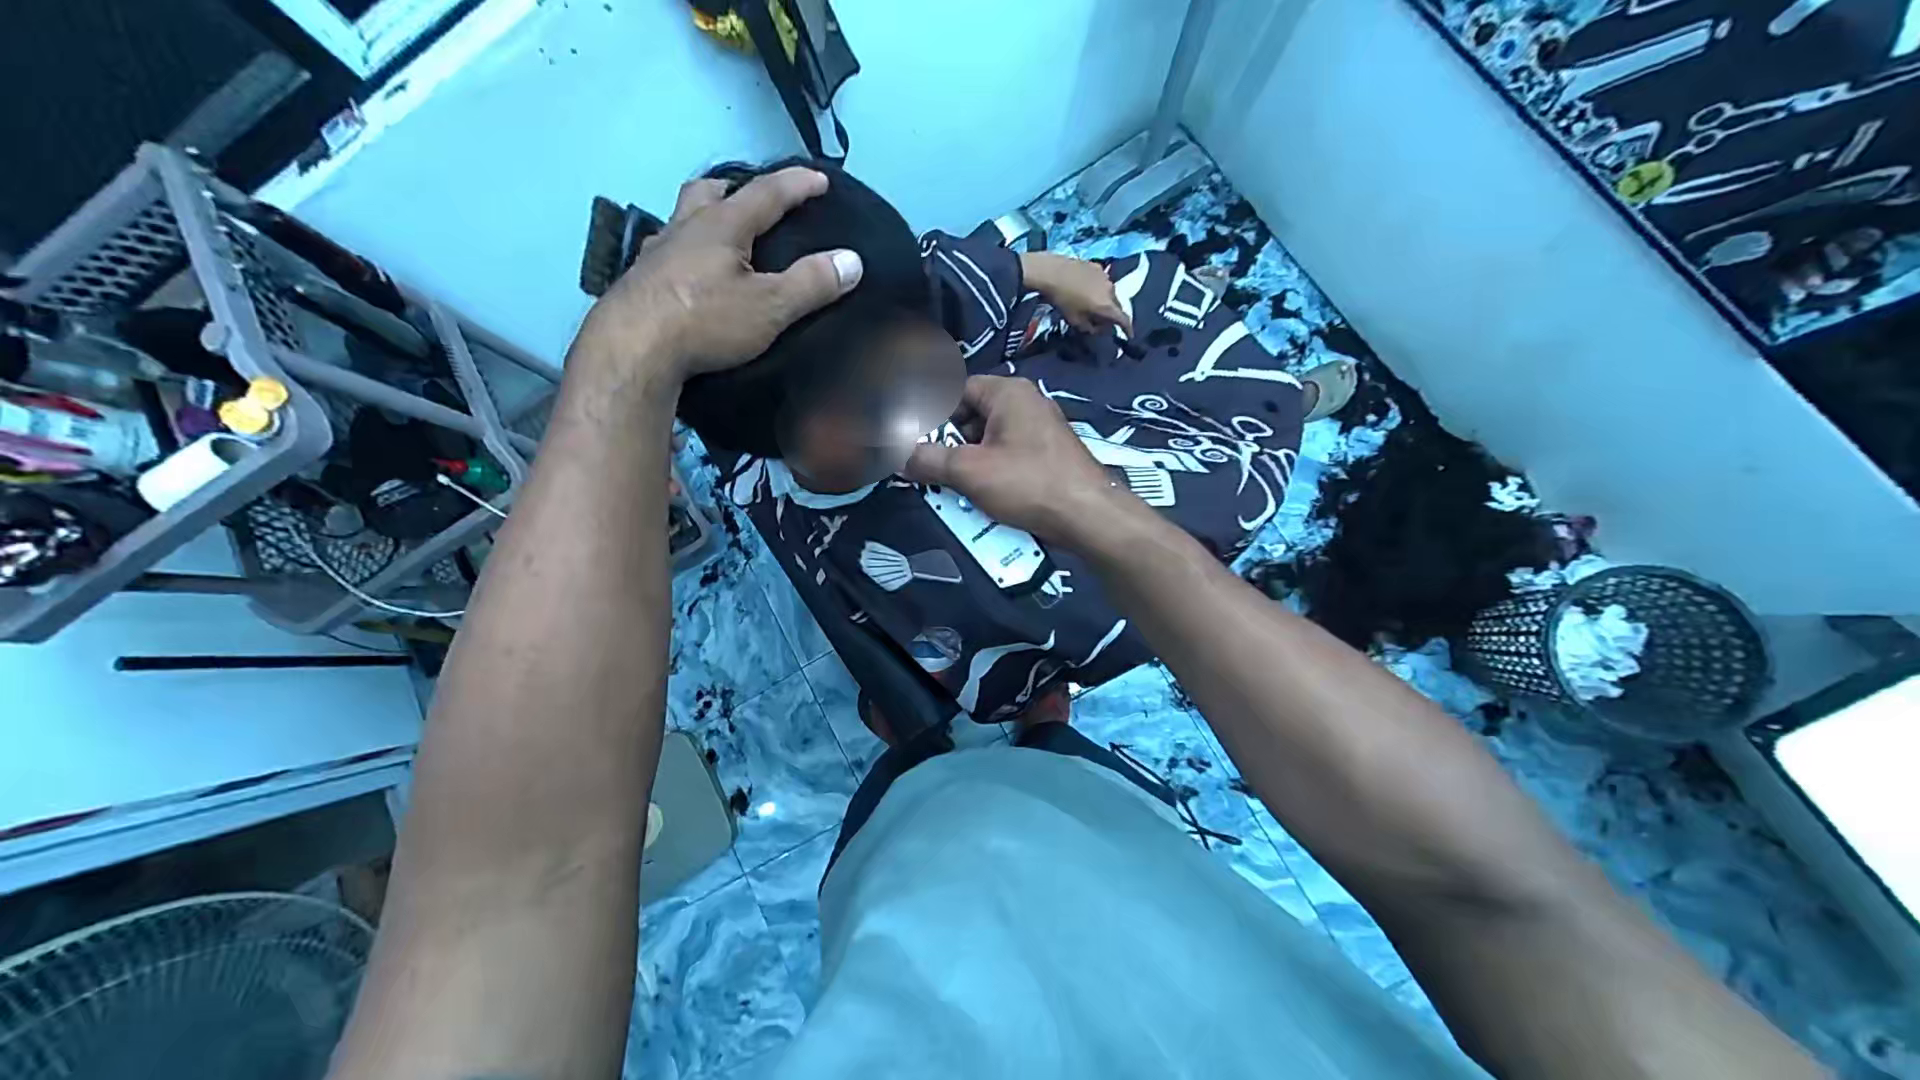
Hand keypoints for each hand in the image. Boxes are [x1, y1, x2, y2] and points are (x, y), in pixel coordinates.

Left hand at [577, 167, 864, 381]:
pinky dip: (686, 254)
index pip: (765, 193)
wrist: (634, 350)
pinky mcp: (640, 283)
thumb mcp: (770, 306)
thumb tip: (852, 260)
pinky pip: (667, 254)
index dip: (796, 185)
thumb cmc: (706, 322)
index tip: (820, 179)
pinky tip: (690, 276)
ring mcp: (657, 255)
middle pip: (708, 192)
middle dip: (736, 189)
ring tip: (722, 238)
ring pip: (682, 220)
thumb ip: (812, 283)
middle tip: (754, 198)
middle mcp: (685, 229)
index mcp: (721, 226)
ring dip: (704, 218)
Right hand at [904, 375, 1138, 545]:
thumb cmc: (1029, 484)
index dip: (927, 411)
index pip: (953, 389)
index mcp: (1007, 393)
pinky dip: (987, 471)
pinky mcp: (1047, 456)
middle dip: (944, 441)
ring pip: (987, 439)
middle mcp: (1025, 403)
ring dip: (964, 461)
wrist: (1089, 517)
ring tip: (945, 484)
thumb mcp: (969, 471)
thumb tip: (896, 454)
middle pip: (970, 414)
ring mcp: (1039, 430)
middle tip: (924, 466)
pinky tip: (976, 494)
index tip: (908, 436)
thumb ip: (927, 459)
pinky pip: (1006, 455)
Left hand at [1021, 252, 1133, 336]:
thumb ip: (1091, 328)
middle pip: (1117, 306)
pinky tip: (1086, 288)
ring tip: (1092, 303)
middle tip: (1103, 321)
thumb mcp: (1075, 321)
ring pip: (1110, 292)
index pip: (1123, 320)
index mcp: (1107, 306)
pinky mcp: (1097, 266)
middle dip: (1112, 315)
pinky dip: (1098, 288)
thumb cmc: (1063, 300)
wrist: (1052, 272)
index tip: (1129, 336)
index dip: (1127, 329)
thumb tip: (1099, 328)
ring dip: (1105, 300)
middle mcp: (1111, 290)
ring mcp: (1105, 276)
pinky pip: (1102, 281)